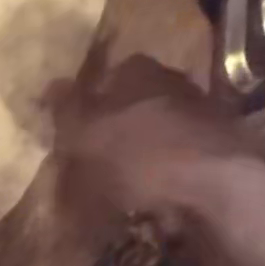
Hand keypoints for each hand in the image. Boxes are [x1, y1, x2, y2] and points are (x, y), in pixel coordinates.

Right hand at [52, 51, 264, 228]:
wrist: (215, 183)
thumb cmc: (140, 155)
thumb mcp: (87, 136)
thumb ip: (66, 111)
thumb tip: (48, 86)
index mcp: (138, 72)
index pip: (107, 74)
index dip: (89, 100)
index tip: (76, 128)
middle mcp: (173, 81)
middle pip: (135, 100)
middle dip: (116, 124)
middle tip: (95, 156)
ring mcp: (200, 112)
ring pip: (158, 127)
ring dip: (140, 149)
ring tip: (121, 181)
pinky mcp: (216, 146)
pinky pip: (177, 155)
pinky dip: (162, 171)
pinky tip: (152, 194)